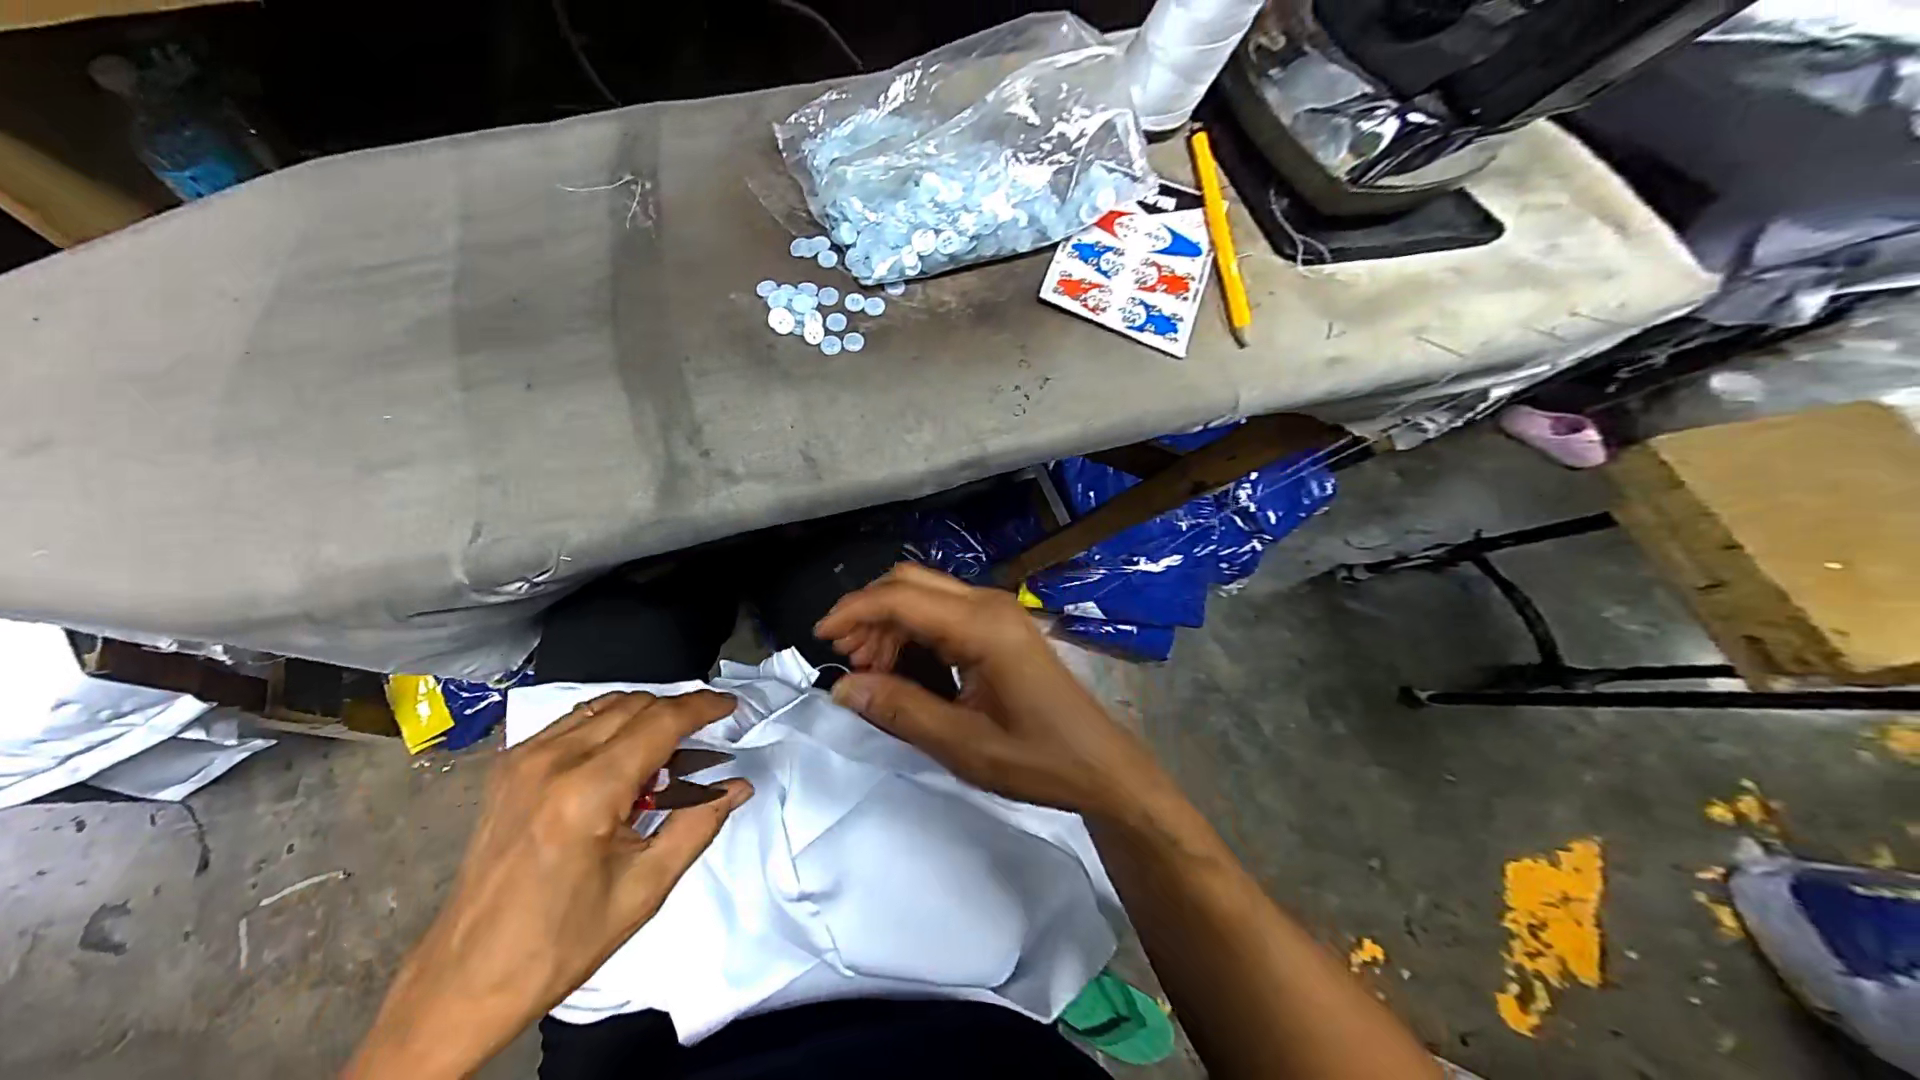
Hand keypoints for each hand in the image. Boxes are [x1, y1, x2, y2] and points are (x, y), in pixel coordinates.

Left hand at [345, 690, 751, 1078]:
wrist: (466, 978)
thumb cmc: (562, 942)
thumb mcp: (645, 888)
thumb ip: (697, 825)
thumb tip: (738, 785)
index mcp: (587, 792)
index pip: (660, 722)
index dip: (703, 707)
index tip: (731, 705)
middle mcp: (551, 761)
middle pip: (633, 704)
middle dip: (677, 711)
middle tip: (704, 739)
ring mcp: (522, 760)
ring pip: (603, 706)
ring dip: (643, 714)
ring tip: (666, 750)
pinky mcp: (507, 768)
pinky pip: (573, 722)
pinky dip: (608, 724)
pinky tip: (621, 758)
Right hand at [815, 563, 1171, 820]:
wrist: (1102, 765)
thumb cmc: (1039, 759)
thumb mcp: (963, 744)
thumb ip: (900, 710)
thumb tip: (843, 688)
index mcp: (983, 627)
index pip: (901, 597)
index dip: (854, 611)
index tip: (820, 639)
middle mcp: (990, 605)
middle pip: (911, 582)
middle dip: (869, 613)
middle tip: (847, 660)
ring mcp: (999, 612)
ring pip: (925, 594)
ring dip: (889, 621)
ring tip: (869, 667)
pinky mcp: (1001, 626)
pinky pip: (944, 611)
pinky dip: (912, 628)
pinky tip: (900, 663)